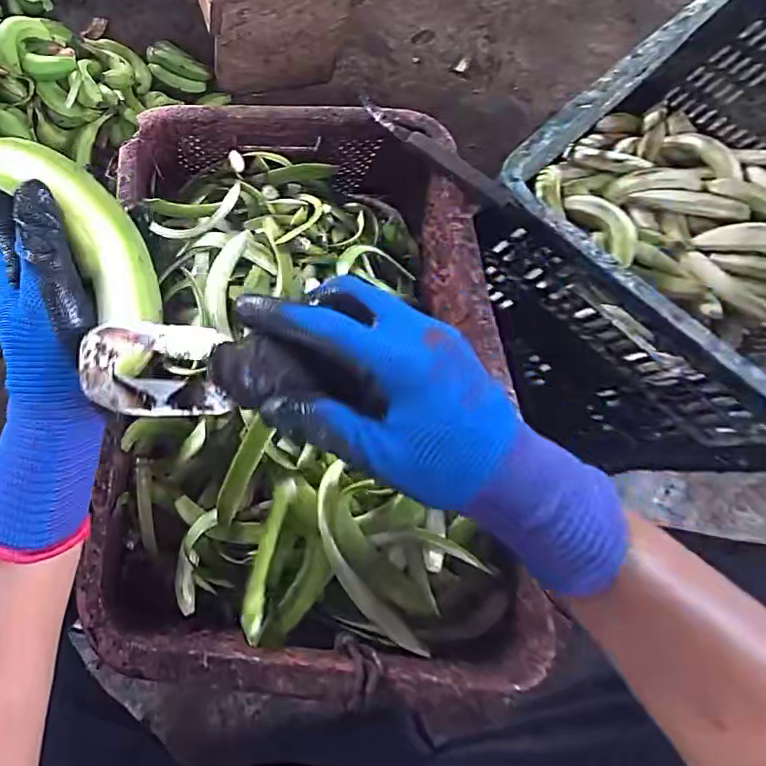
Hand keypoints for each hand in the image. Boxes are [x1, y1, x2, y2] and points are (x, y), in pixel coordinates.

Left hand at [0, 181, 106, 561]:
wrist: (65, 408)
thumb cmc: (56, 350)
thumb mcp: (48, 291)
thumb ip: (41, 241)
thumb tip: (32, 185)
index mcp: (11, 265)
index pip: (1, 208)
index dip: (11, 179)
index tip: (35, 157)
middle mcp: (19, 273)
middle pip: (20, 221)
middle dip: (37, 195)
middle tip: (67, 176)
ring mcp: (38, 291)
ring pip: (42, 240)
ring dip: (58, 219)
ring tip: (84, 202)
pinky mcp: (58, 306)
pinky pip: (63, 263)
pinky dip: (75, 247)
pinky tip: (94, 246)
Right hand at [211, 276, 627, 595]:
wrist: (518, 473)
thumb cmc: (445, 468)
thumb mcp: (380, 454)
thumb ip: (326, 424)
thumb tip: (275, 406)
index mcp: (397, 358)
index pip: (326, 325)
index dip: (281, 315)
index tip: (246, 305)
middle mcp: (416, 330)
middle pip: (351, 292)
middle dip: (312, 300)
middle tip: (286, 323)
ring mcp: (435, 330)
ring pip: (374, 300)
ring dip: (340, 309)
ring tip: (316, 338)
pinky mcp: (446, 339)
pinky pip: (393, 314)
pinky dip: (365, 320)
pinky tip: (357, 354)